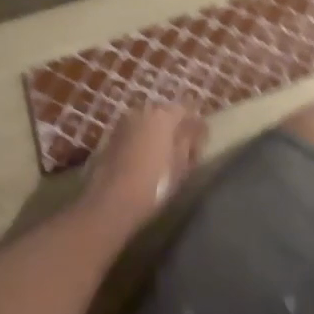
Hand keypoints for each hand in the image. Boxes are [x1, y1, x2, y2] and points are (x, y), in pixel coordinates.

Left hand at [79, 103, 207, 230]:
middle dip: (174, 127)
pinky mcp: (110, 138)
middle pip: (164, 114)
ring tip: (163, 154)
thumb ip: (189, 144)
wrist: (110, 203)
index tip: (203, 138)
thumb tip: (195, 132)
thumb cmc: (153, 184)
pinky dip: (141, 141)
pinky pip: (133, 133)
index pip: (185, 110)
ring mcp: (123, 123)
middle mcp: (142, 111)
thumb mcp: (180, 166)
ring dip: (156, 133)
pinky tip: (144, 159)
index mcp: (163, 115)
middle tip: (184, 146)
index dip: (195, 123)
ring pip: (147, 123)